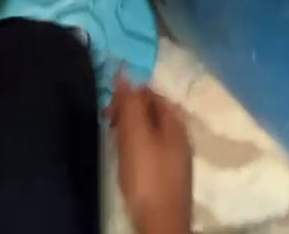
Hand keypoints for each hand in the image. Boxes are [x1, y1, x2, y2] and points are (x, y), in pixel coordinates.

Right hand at [109, 72, 192, 233]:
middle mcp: (180, 137)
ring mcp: (175, 158)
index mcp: (175, 123)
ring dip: (130, 128)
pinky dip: (135, 146)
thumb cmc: (147, 175)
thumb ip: (129, 102)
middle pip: (152, 111)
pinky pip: (150, 149)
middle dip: (129, 110)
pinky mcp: (167, 176)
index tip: (110, 104)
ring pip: (150, 131)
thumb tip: (123, 70)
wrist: (160, 225)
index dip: (131, 92)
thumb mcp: (135, 133)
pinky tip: (126, 158)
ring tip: (115, 138)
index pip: (153, 92)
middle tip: (109, 120)